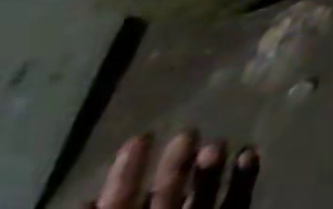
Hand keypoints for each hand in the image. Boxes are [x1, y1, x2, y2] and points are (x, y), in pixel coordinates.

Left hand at [88, 131, 257, 208]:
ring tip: (218, 145)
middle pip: (168, 190)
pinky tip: (250, 153)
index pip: (120, 201)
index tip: (143, 136)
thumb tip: (83, 202)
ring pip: (204, 192)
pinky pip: (239, 200)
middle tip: (189, 132)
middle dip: (178, 162)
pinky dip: (246, 176)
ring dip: (211, 167)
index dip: (128, 170)